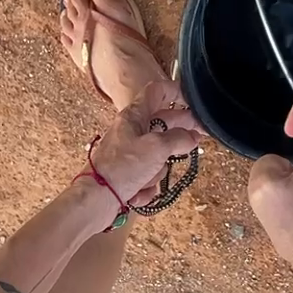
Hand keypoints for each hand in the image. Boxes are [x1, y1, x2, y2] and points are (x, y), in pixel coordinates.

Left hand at [88, 80, 204, 205]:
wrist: (95, 201)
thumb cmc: (121, 169)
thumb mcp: (157, 148)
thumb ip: (179, 139)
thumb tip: (191, 138)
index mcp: (134, 116)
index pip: (158, 92)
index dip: (177, 92)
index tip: (194, 102)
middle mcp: (130, 133)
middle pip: (163, 125)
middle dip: (179, 135)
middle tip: (197, 138)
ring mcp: (128, 156)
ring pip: (157, 158)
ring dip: (156, 172)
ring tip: (147, 177)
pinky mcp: (126, 177)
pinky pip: (146, 179)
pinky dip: (145, 188)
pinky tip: (138, 194)